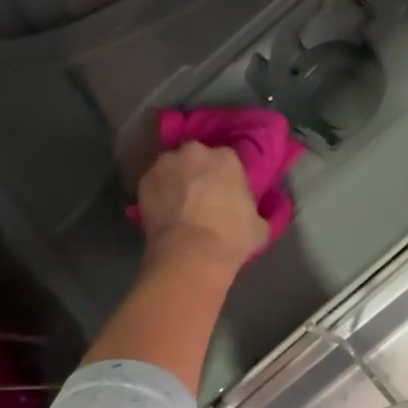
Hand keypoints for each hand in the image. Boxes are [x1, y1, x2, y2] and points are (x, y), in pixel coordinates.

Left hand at [135, 141, 267, 275]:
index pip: (228, 161)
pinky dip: (159, 194)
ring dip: (177, 181)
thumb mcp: (261, 227)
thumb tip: (263, 210)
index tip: (228, 195)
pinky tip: (165, 214)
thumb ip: (260, 211)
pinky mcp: (144, 181)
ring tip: (181, 207)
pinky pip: (156, 184)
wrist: (190, 255)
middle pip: (197, 158)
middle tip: (203, 199)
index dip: (227, 178)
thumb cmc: (231, 239)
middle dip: (200, 173)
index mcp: (226, 158)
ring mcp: (165, 164)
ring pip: (173, 168)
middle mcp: (194, 152)